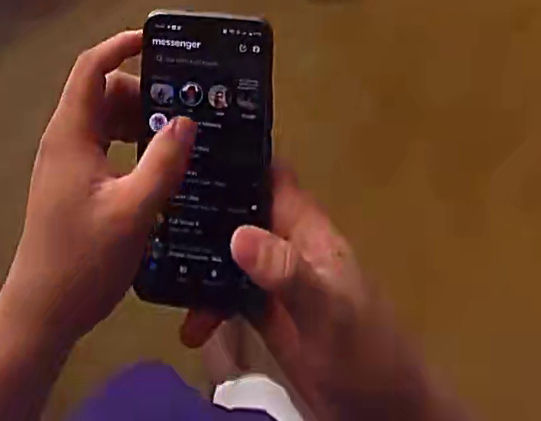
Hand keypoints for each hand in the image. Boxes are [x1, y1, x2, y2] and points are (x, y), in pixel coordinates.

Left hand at [0, 30, 196, 350]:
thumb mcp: (133, 211)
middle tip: (181, 104)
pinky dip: (131, 140)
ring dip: (138, 118)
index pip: (91, 68)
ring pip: (106, 118)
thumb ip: (162, 162)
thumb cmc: (82, 261)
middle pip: (103, 92)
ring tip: (176, 132)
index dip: (119, 46)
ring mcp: (67, 160)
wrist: (41, 314)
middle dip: (141, 91)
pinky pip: (105, 142)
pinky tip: (158, 160)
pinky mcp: (74, 180)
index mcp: (71, 134)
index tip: (154, 41)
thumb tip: (185, 119)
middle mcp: (65, 138)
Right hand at [180, 165, 469, 420]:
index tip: (190, 147)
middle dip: (203, 204)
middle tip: (156, 204)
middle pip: (239, 207)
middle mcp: (284, 241)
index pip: (268, 172)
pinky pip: (226, 291)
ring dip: (198, 256)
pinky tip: (188, 323)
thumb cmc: (366, 351)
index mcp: (303, 225)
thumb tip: (236, 235)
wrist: (385, 414)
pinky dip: (206, 300)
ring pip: (227, 249)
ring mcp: (272, 277)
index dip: (237, 154)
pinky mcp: (264, 312)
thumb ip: (286, 270)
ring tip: (159, 265)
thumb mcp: (326, 308)